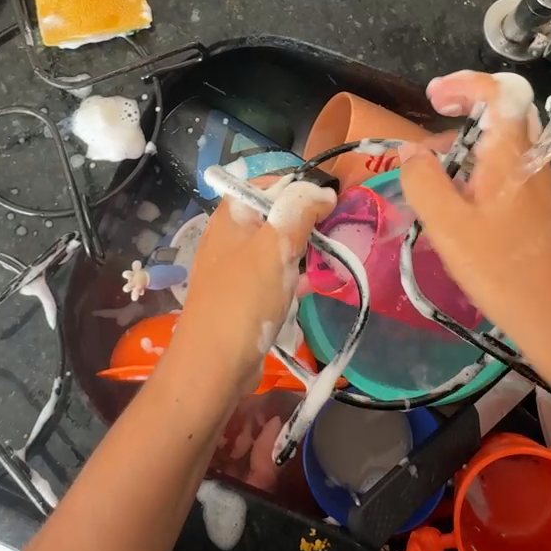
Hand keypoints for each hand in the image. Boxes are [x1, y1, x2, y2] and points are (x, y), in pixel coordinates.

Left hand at [169, 179, 334, 396]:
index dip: (299, 188)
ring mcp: (235, 268)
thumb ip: (299, 212)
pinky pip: (274, 276)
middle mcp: (230, 236)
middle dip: (306, 221)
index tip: (330, 203)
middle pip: (273, 215)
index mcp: (231, 216)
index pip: (267, 184)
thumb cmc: (243, 300)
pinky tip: (317, 285)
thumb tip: (323, 191)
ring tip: (334, 257)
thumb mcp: (275, 248)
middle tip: (337, 232)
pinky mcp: (244, 296)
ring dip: (303, 250)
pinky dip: (294, 277)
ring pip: (276, 247)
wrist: (213, 366)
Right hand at [397, 72, 550, 331]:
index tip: (432, 100)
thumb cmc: (504, 270)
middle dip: (461, 113)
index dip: (463, 84)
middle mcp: (529, 159)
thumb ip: (423, 181)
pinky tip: (453, 210)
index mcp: (510, 152)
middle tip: (426, 140)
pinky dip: (474, 174)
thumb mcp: (448, 226)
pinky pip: (503, 172)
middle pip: (501, 113)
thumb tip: (410, 151)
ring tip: (428, 182)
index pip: (498, 91)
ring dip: (463, 149)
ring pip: (500, 145)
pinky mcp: (535, 209)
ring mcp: (536, 184)